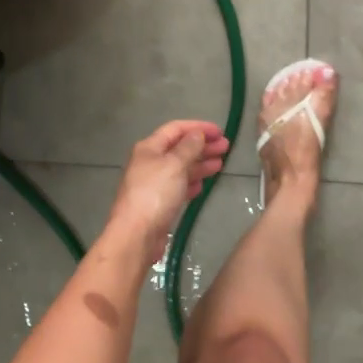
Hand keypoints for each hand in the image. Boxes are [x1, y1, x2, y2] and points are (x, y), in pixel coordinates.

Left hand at [110, 120, 229, 260]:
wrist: (137, 235)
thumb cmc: (155, 194)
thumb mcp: (174, 165)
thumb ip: (189, 147)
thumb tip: (198, 134)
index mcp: (149, 148)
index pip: (175, 129)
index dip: (198, 127)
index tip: (220, 132)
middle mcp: (150, 162)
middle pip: (179, 148)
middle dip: (202, 146)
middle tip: (226, 147)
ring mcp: (153, 184)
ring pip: (180, 168)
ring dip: (200, 164)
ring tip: (221, 164)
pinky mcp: (159, 203)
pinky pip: (178, 187)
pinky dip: (191, 183)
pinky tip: (202, 185)